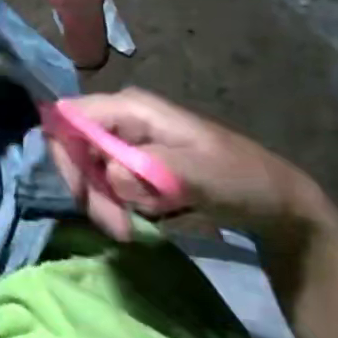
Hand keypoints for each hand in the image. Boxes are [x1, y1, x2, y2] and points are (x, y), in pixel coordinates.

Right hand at [47, 87, 329, 241]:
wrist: (271, 198)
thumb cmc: (238, 177)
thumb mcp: (202, 174)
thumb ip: (154, 169)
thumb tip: (111, 174)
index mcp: (130, 107)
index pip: (70, 115)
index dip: (65, 152)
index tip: (85, 195)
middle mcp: (120, 117)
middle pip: (74, 145)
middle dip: (86, 188)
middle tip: (118, 227)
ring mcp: (125, 139)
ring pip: (86, 167)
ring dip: (100, 202)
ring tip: (130, 231)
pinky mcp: (132, 162)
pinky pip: (103, 181)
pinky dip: (113, 205)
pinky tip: (135, 221)